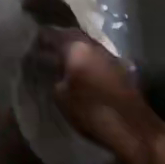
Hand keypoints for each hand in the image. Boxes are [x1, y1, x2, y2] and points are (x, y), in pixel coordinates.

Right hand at [38, 28, 164, 163]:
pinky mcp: (121, 69)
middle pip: (70, 35)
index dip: (39, 38)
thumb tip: (49, 66)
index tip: (30, 43)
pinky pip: (97, 57)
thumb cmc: (92, 111)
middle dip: (58, 41)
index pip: (51, 33)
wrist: (134, 130)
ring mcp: (109, 55)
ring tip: (62, 62)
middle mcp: (93, 44)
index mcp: (76, 45)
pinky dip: (87, 61)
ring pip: (85, 46)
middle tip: (45, 49)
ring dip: (74, 51)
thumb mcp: (61, 96)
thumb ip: (53, 75)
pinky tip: (81, 72)